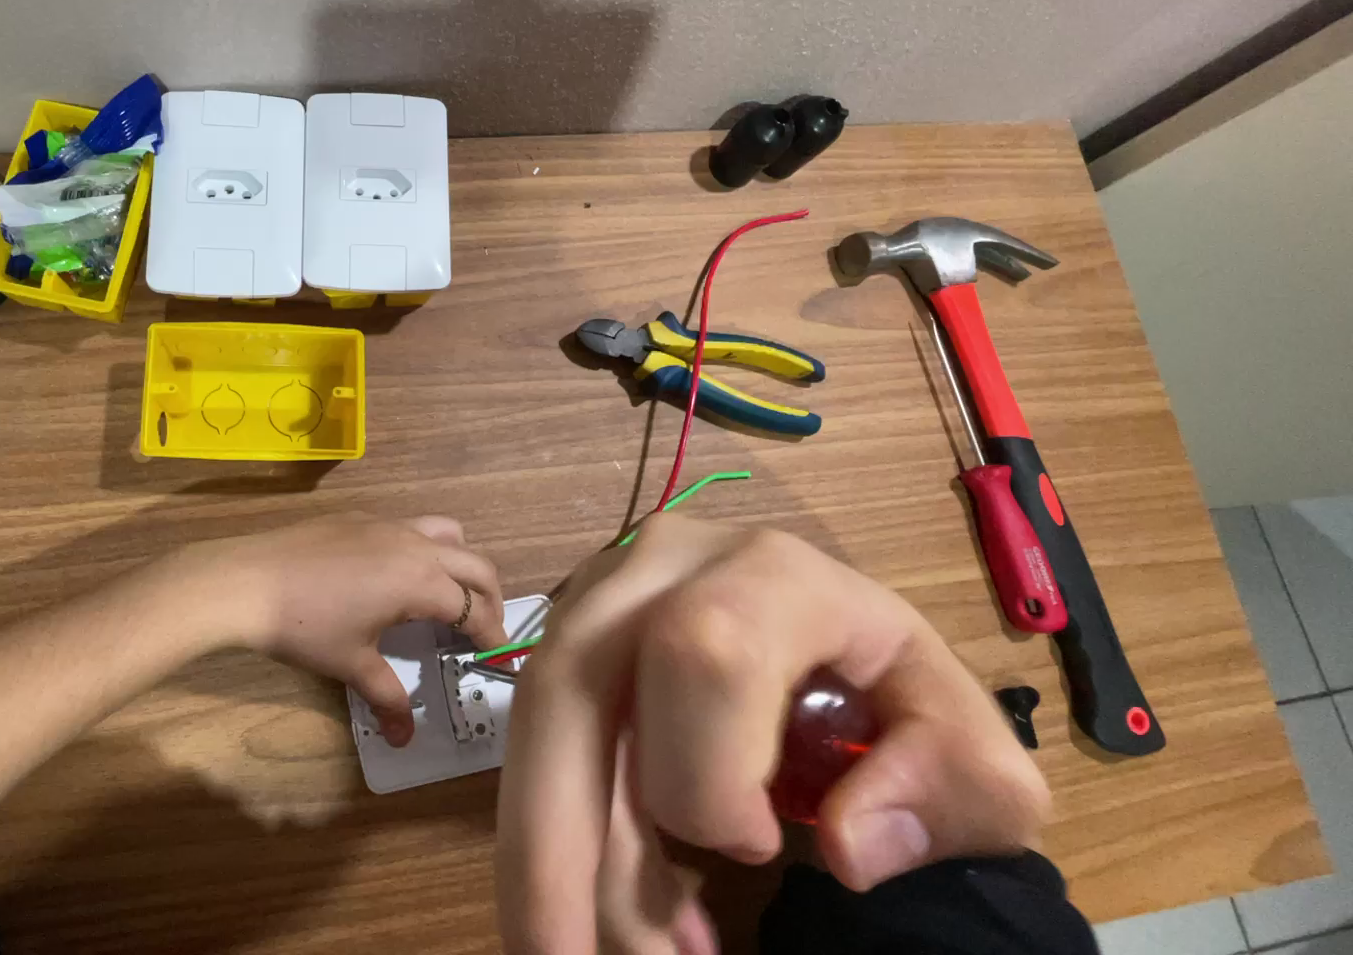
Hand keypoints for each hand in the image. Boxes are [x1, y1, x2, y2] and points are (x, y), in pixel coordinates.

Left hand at [201, 516, 508, 746]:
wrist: (246, 581)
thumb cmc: (305, 627)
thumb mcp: (351, 665)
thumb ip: (387, 697)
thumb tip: (405, 738)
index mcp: (420, 581)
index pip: (473, 608)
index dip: (489, 632)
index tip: (495, 652)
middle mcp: (415, 546)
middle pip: (475, 564)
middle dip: (489, 596)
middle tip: (483, 627)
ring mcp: (387, 525)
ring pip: (447, 533)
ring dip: (461, 561)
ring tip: (449, 592)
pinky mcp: (360, 518)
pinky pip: (411, 527)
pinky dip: (424, 548)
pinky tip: (395, 575)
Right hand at [496, 517, 1046, 953]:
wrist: (795, 605)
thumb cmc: (874, 670)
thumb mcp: (953, 723)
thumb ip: (955, 786)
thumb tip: (847, 850)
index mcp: (765, 570)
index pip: (705, 654)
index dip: (711, 772)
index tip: (754, 851)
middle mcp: (654, 571)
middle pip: (572, 685)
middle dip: (554, 842)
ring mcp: (593, 598)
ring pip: (533, 718)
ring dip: (540, 850)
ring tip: (569, 954)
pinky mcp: (561, 639)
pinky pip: (530, 738)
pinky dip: (550, 831)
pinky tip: (593, 901)